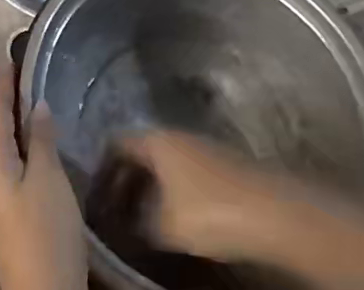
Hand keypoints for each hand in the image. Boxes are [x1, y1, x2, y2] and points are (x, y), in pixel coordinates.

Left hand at [0, 75, 85, 289]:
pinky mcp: (8, 209)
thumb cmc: (46, 229)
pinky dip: (13, 141)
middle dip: (0, 101)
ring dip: (5, 121)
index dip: (1, 87)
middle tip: (18, 77)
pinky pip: (4, 160)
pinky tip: (30, 142)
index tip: (12, 61)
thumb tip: (36, 106)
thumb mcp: (49, 178)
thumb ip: (41, 140)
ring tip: (24, 102)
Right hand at [117, 130, 306, 263]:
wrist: (271, 212)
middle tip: (112, 213)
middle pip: (139, 152)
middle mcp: (175, 135)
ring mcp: (200, 147)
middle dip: (123, 182)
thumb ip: (137, 224)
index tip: (92, 197)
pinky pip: (181, 173)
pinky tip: (171, 219)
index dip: (101, 170)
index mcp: (156, 140)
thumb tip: (124, 228)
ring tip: (138, 221)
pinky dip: (168, 192)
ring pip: (162, 164)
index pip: (116, 144)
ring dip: (147, 189)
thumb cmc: (209, 211)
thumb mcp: (163, 225)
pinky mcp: (219, 165)